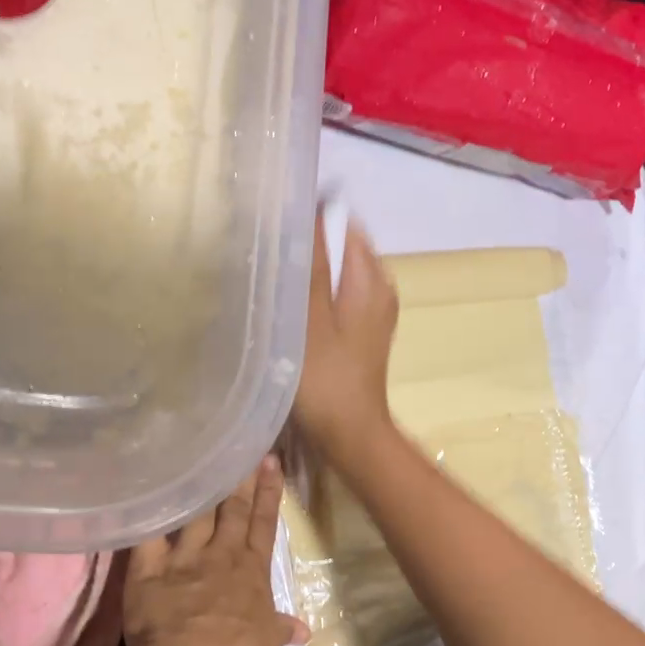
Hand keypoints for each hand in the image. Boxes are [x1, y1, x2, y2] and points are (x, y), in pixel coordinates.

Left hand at [122, 459, 308, 645]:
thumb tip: (302, 631)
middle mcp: (221, 556)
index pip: (263, 523)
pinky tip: (146, 489)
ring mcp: (183, 559)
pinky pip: (146, 535)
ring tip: (196, 458)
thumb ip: (278, 629)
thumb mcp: (265, 645)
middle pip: (230, 508)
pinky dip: (147, 514)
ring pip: (193, 513)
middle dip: (237, 477)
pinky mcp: (147, 570)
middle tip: (238, 446)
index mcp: (253, 572)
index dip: (268, 492)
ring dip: (196, 487)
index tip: (270, 460)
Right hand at [294, 210, 399, 465]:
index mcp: (371, 278)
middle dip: (306, 245)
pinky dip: (316, 295)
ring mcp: (374, 310)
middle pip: (341, 245)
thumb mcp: (310, 319)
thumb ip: (311, 266)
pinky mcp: (364, 330)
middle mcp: (380, 287)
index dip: (309, 217)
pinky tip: (290, 309)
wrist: (349, 434)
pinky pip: (339, 295)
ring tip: (273, 282)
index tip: (272, 227)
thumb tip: (309, 211)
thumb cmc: (325, 379)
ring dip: (308, 272)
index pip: (342, 221)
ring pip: (338, 271)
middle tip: (264, 256)